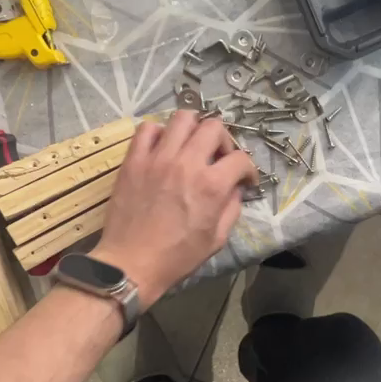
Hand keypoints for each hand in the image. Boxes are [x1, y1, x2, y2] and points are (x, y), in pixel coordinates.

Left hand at [89, 112, 256, 306]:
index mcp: (211, 185)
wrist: (132, 263)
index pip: (241, 159)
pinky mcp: (134, 160)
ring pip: (182, 118)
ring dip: (194, 128)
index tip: (244, 180)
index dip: (248, 170)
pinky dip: (159, 132)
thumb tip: (234, 188)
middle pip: (214, 127)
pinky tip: (163, 147)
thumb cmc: (177, 257)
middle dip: (224, 141)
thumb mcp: (217, 238)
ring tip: (192, 145)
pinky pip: (147, 129)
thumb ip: (231, 207)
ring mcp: (157, 158)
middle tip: (218, 158)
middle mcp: (186, 163)